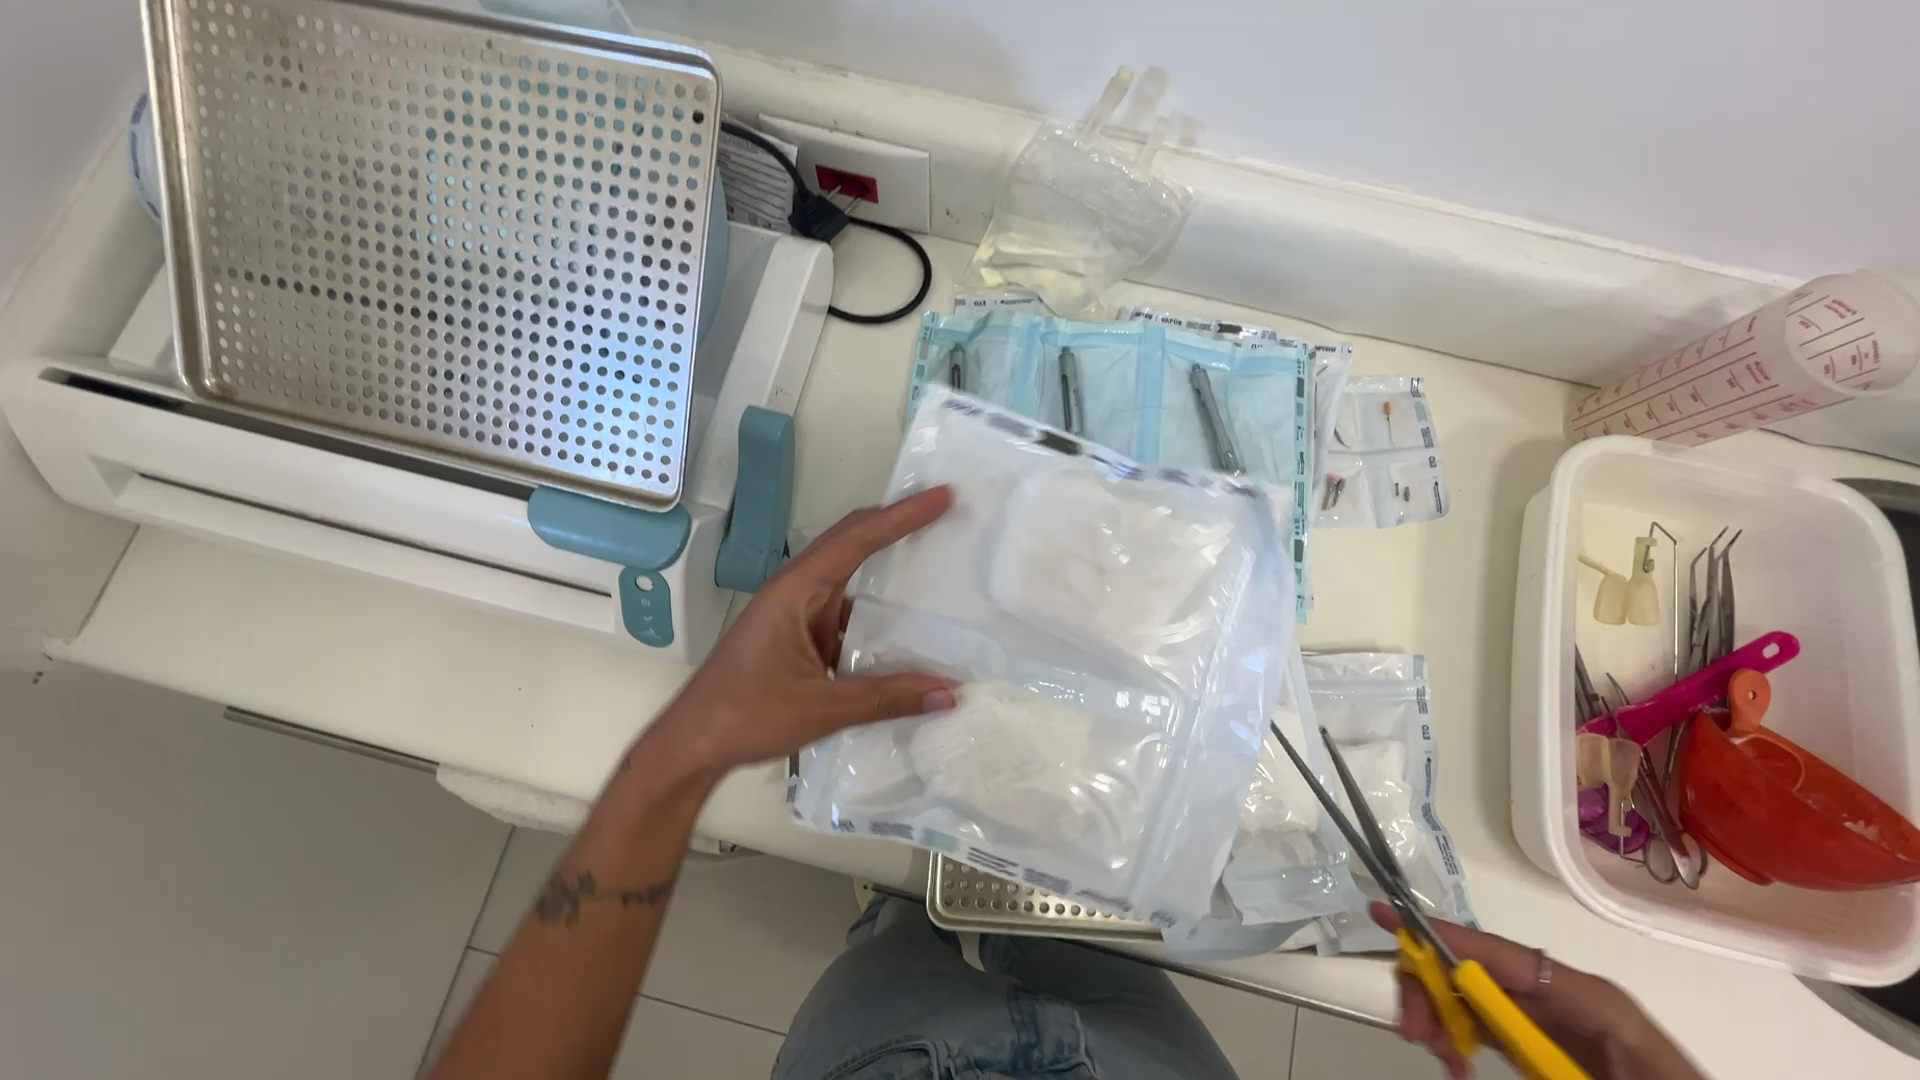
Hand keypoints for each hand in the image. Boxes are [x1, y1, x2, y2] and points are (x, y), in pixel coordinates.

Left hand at [652, 486, 958, 773]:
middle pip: (851, 543)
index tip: (941, 497)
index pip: (855, 540)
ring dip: (886, 567)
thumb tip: (949, 692)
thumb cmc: (745, 716)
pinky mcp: (798, 636)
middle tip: (943, 511)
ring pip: (848, 576)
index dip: (902, 516)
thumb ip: (887, 699)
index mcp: (794, 592)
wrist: (692, 745)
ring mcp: (795, 613)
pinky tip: (904, 630)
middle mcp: (795, 592)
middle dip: (896, 523)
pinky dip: (875, 614)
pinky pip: (844, 612)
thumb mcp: (822, 709)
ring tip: (934, 562)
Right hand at [1369, 903, 1703, 1079]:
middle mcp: (1562, 995)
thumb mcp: (1624, 1071)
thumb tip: (1484, 1017)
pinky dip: (1457, 1036)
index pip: (1499, 952)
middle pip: (1474, 969)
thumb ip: (1543, 1044)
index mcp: (1586, 996)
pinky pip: (1486, 1025)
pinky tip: (1454, 1063)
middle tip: (1413, 1032)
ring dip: (1439, 1016)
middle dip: (1431, 988)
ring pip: (1471, 996)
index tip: (1384, 916)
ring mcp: (1552, 1020)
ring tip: (1437, 1054)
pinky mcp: (1544, 1045)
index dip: (1439, 934)